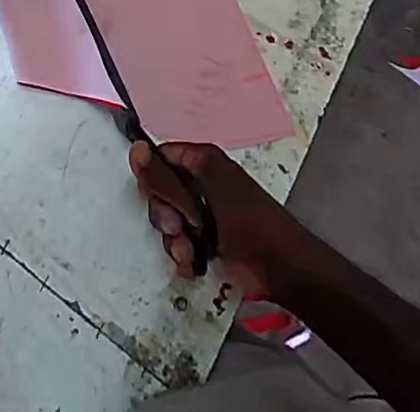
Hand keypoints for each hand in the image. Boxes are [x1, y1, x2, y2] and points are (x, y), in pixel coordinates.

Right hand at [129, 141, 316, 300]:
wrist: (283, 269)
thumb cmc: (250, 223)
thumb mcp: (207, 190)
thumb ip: (168, 174)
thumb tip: (136, 149)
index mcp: (201, 162)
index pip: (160, 158)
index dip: (151, 175)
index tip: (152, 193)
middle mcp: (198, 184)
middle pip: (159, 191)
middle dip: (165, 214)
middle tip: (180, 225)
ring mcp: (200, 214)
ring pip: (166, 221)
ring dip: (174, 239)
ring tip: (190, 249)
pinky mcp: (202, 241)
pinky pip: (177, 243)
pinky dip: (182, 255)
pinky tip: (193, 261)